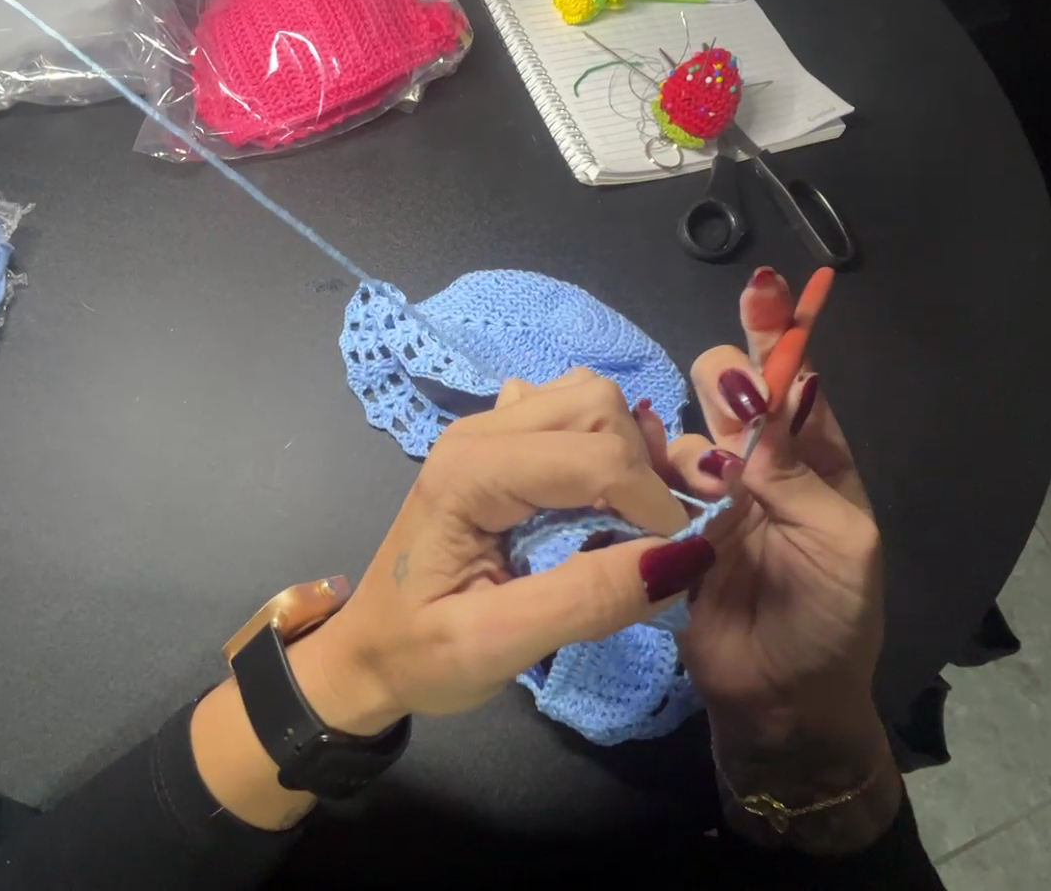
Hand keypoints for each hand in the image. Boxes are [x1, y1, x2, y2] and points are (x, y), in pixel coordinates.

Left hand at [301, 370, 721, 734]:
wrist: (368, 648)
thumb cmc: (418, 654)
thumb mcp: (496, 646)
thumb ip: (586, 600)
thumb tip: (682, 556)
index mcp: (469, 473)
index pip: (595, 456)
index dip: (652, 505)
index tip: (670, 564)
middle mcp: (478, 432)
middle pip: (597, 404)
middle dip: (643, 466)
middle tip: (650, 536)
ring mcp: (486, 427)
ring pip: (588, 396)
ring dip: (628, 448)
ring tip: (630, 516)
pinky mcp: (498, 440)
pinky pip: (567, 409)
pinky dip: (603, 440)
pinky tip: (594, 495)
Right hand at [650, 267, 884, 721]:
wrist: (778, 698)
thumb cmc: (830, 620)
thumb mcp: (841, 546)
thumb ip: (796, 472)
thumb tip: (757, 397)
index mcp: (816, 463)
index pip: (795, 384)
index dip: (779, 335)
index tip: (762, 290)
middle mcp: (760, 467)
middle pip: (732, 394)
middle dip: (725, 389)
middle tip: (727, 423)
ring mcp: (709, 495)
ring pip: (682, 434)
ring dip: (687, 450)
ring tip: (703, 498)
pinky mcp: (667, 522)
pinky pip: (647, 477)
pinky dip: (642, 467)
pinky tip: (639, 479)